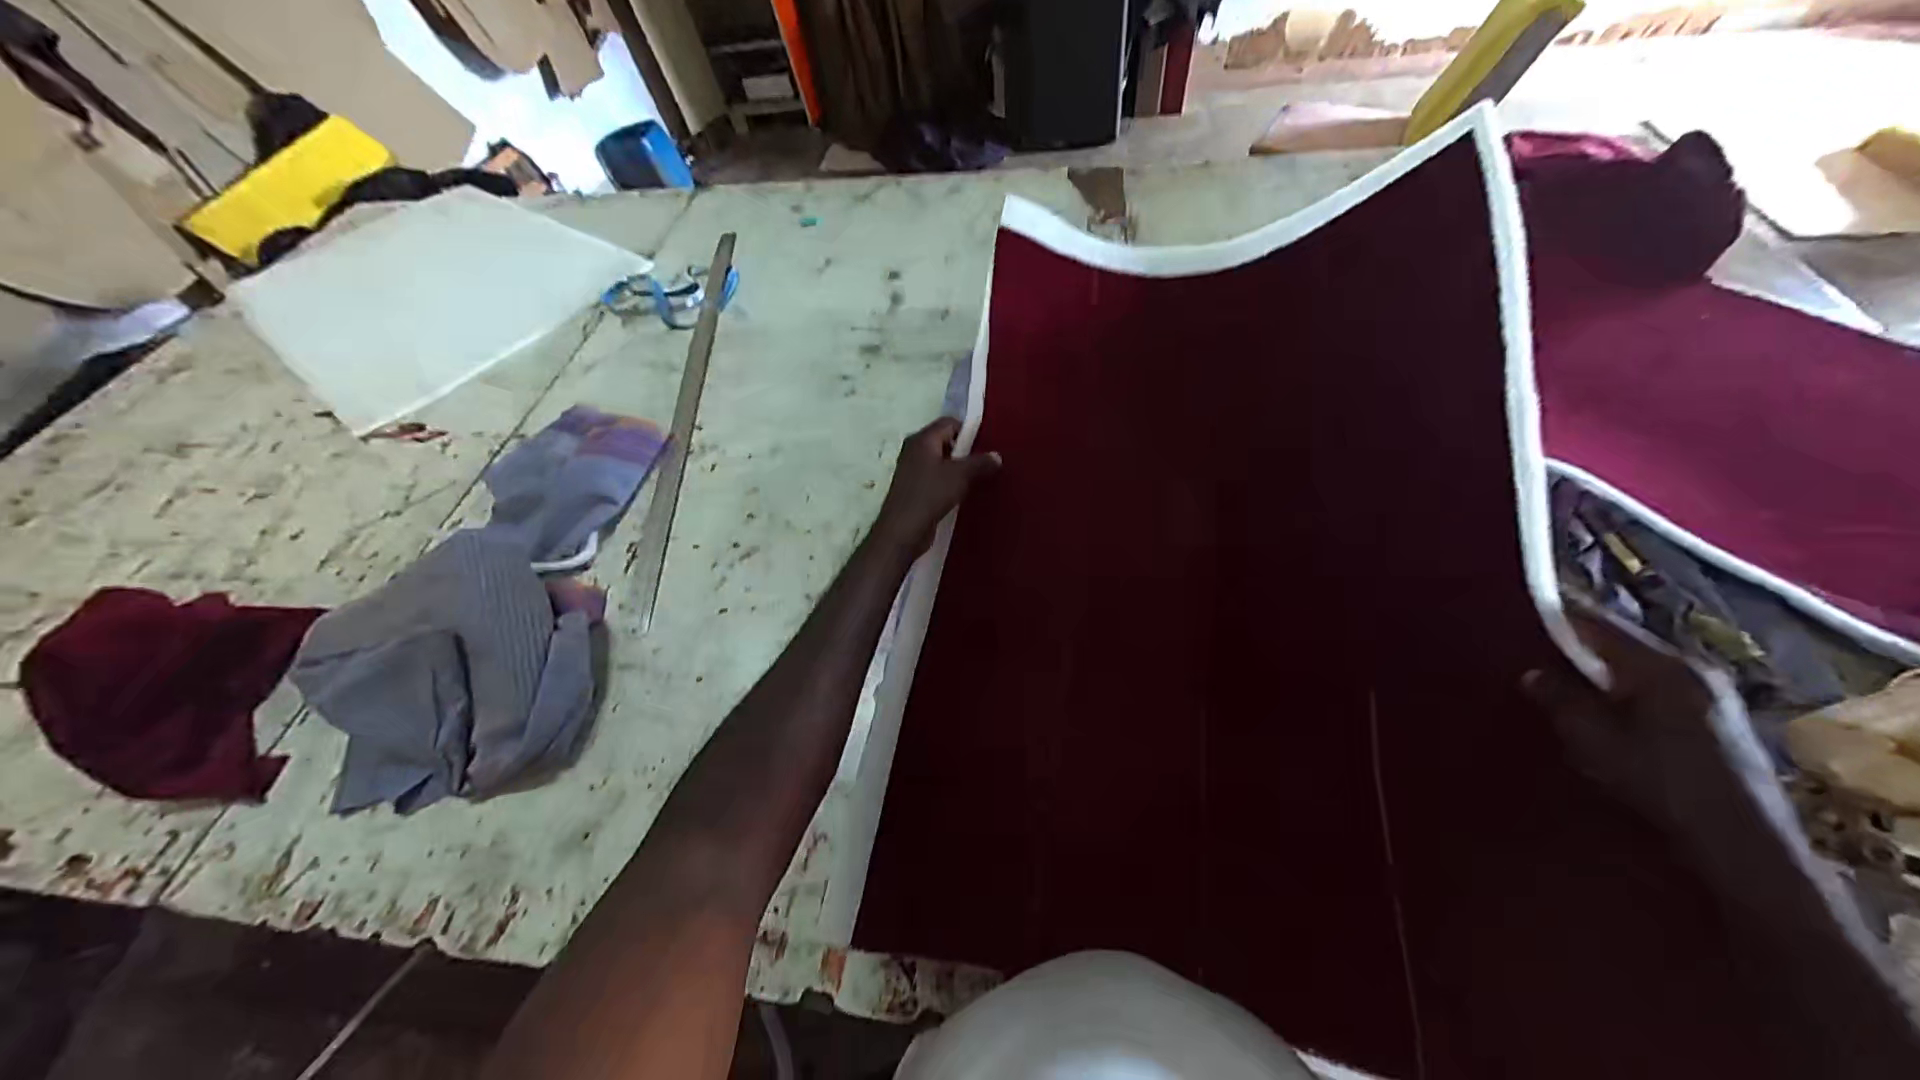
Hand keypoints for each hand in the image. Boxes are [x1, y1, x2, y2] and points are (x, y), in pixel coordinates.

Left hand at [871, 417, 1000, 555]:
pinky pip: (936, 479)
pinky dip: (949, 483)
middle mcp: (914, 450)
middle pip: (944, 441)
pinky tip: (962, 494)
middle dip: (965, 450)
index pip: (949, 423)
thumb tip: (996, 456)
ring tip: (977, 479)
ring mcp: (912, 471)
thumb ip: (980, 463)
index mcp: (922, 439)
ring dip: (958, 469)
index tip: (986, 444)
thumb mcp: (961, 476)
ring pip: (941, 462)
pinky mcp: (913, 490)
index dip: (969, 430)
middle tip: (985, 462)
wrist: (903, 530)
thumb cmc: (930, 495)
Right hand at [1522, 601, 1758, 851]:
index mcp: (1662, 666)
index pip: (1598, 624)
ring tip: (1561, 670)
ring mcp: (1711, 691)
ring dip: (1601, 664)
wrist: (1745, 842)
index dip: (1558, 615)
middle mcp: (1692, 667)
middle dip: (1578, 641)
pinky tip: (1603, 698)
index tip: (1522, 609)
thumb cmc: (1662, 783)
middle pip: (1622, 640)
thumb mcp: (1595, 741)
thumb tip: (1531, 672)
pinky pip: (1655, 682)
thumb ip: (1560, 700)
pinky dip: (1623, 682)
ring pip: (1639, 662)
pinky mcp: (1716, 715)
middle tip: (1534, 643)